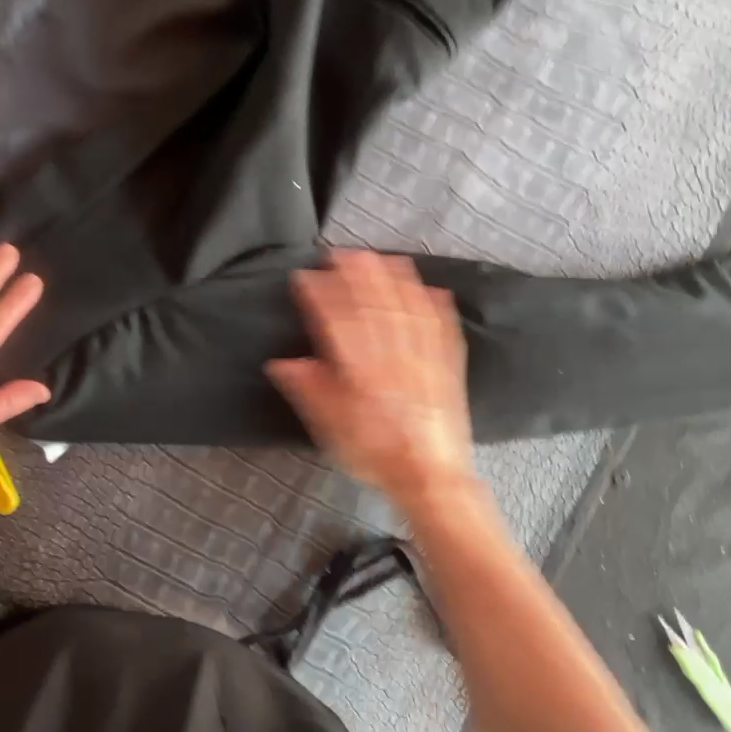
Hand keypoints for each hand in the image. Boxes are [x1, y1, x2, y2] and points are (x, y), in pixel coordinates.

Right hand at [267, 250, 475, 510]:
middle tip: (344, 253)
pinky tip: (430, 289)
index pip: (336, 323)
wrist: (430, 478)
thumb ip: (309, 392)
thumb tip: (282, 363)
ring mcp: (423, 360)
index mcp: (359, 372)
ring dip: (394, 280)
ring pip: (408, 311)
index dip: (319, 296)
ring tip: (383, 258)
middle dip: (357, 276)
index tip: (305, 276)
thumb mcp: (330, 430)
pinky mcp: (448, 369)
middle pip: (373, 307)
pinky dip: (435, 306)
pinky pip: (442, 329)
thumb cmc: (373, 455)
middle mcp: (392, 359)